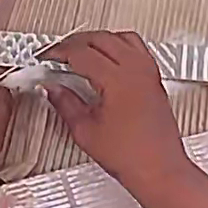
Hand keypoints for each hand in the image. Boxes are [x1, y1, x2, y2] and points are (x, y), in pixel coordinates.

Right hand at [42, 32, 197, 200]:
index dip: (58, 52)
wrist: (159, 171)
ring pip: (120, 37)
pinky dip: (117, 45)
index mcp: (118, 80)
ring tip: (80, 51)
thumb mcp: (85, 130)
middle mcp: (137, 71)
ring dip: (97, 39)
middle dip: (74, 42)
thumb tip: (53, 88)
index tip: (47, 58)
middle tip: (57, 53)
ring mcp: (149, 73)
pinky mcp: (155, 80)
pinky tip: (107, 58)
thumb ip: (65, 103)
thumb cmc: (132, 156)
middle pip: (100, 38)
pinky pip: (136, 48)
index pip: (81, 52)